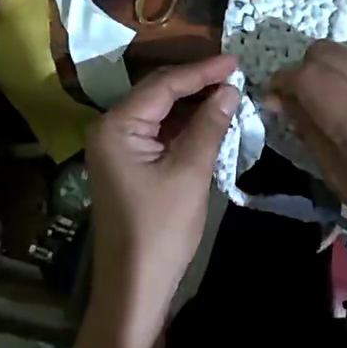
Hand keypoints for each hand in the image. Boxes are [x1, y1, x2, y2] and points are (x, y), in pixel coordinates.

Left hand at [84, 54, 240, 333]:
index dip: (202, 71)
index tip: (236, 61)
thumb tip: (230, 89)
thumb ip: (209, 125)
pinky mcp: (127, 163)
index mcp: (117, 126)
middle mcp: (110, 128)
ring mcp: (116, 147)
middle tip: (235, 73)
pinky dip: (184, 124)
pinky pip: (157, 132)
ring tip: (228, 91)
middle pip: (158, 92)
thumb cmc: (161, 230)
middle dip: (196, 82)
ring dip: (192, 103)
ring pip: (159, 111)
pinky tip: (209, 119)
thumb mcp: (190, 173)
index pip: (164, 85)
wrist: (134, 287)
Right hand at [269, 41, 346, 291]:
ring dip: (340, 73)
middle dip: (307, 68)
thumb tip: (277, 95)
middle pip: (329, 52)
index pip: (310, 77)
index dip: (284, 80)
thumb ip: (305, 125)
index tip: (274, 93)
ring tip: (346, 104)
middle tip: (304, 94)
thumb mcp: (335, 173)